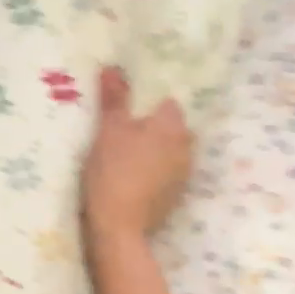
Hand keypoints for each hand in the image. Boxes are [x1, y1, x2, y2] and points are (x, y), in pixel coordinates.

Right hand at [81, 66, 192, 239]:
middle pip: (173, 129)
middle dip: (156, 129)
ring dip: (157, 152)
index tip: (130, 112)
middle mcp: (186, 147)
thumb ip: (114, 98)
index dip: (149, 105)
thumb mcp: (108, 130)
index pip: (168, 104)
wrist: (119, 227)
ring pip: (171, 153)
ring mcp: (183, 175)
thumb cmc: (113, 171)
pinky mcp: (176, 198)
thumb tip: (113, 67)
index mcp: (173, 125)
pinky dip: (155, 174)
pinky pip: (167, 175)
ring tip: (130, 157)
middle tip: (127, 134)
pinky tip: (136, 180)